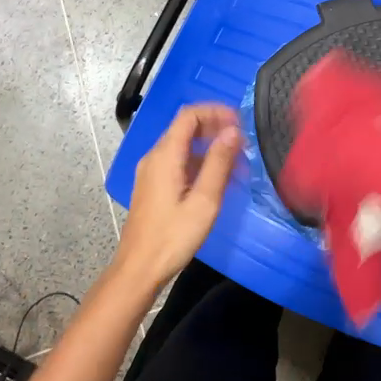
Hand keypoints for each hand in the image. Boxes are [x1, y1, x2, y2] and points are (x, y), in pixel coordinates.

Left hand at [114, 103, 241, 289]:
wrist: (138, 269)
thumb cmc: (173, 237)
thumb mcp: (204, 201)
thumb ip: (218, 163)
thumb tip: (233, 131)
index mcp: (165, 155)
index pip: (189, 115)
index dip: (215, 111)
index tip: (240, 122)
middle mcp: (155, 156)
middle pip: (185, 127)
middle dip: (215, 128)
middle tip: (241, 142)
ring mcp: (151, 171)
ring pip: (182, 145)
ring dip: (209, 146)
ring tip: (235, 162)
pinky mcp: (152, 185)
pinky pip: (177, 161)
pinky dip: (198, 161)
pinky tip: (216, 179)